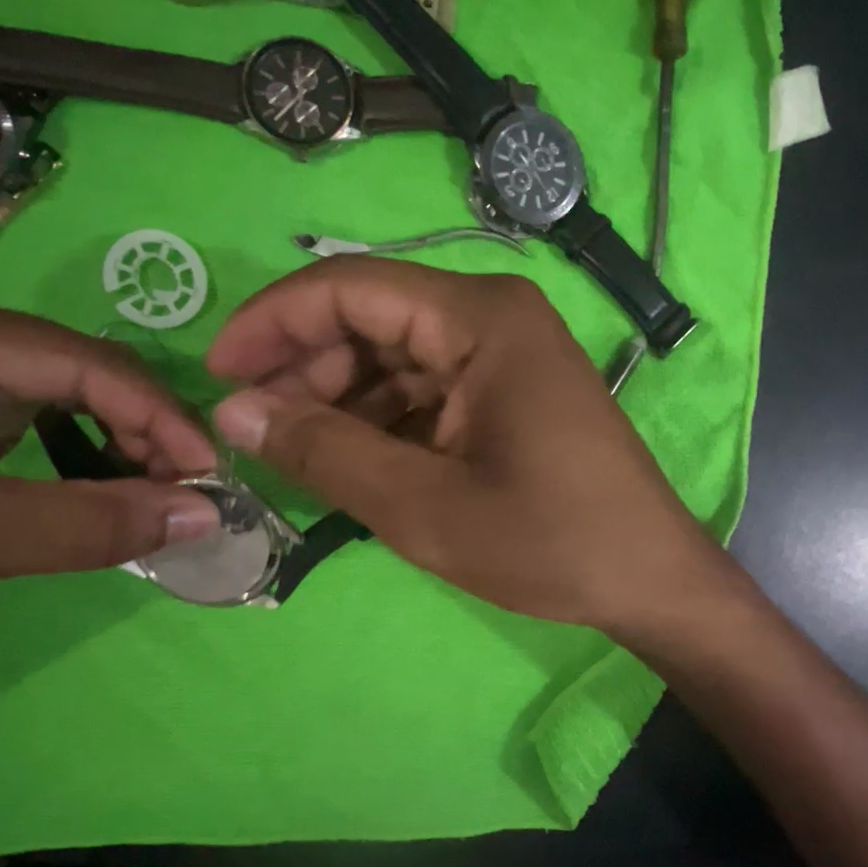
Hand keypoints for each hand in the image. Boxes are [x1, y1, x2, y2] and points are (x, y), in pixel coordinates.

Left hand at [0, 270, 221, 661]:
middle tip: (193, 499)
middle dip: (148, 433)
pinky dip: (93, 452)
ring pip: (75, 390)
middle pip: (82, 368)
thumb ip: (83, 525)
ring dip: (128, 444)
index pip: (77, 359)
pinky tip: (118, 487)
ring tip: (164, 498)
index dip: (158, 417)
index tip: (213, 480)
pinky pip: (49, 413)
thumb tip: (206, 516)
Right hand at [207, 257, 734, 628]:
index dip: (271, 324)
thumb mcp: (423, 505)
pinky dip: (386, 423)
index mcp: (479, 319)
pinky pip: (431, 391)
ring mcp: (509, 356)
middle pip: (372, 322)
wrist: (650, 578)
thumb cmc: (549, 541)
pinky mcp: (515, 394)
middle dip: (305, 372)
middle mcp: (494, 318)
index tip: (217, 377)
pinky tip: (354, 464)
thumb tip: (236, 412)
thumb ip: (324, 452)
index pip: (348, 289)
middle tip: (253, 434)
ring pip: (398, 360)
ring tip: (296, 458)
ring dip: (342, 404)